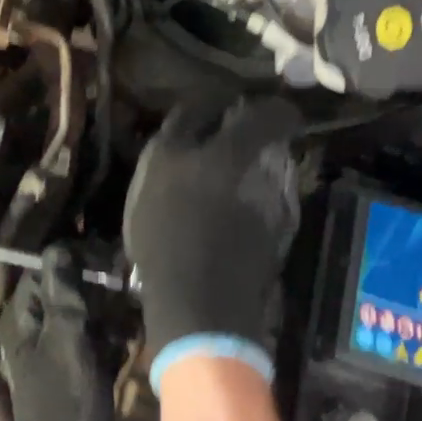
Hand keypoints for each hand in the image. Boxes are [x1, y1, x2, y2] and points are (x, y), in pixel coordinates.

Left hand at [0, 246, 115, 420]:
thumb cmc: (64, 400)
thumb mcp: (65, 341)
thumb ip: (62, 295)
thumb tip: (58, 248)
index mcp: (25, 323)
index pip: (44, 275)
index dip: (72, 262)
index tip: (105, 257)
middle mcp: (39, 334)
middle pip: (68, 294)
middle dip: (96, 286)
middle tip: (126, 280)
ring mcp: (61, 354)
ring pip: (86, 317)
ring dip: (109, 311)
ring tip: (133, 305)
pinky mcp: (81, 373)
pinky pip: (98, 343)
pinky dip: (114, 337)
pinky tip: (132, 335)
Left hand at [124, 97, 306, 379]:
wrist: (194, 313)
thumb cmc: (245, 270)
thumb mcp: (276, 219)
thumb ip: (273, 176)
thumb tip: (274, 152)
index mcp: (220, 160)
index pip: (255, 116)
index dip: (278, 112)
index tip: (289, 117)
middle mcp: (175, 157)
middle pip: (197, 110)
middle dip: (223, 107)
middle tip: (244, 116)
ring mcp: (146, 177)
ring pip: (170, 136)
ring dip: (194, 133)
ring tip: (216, 143)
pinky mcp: (132, 201)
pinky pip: (155, 167)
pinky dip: (176, 162)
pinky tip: (192, 175)